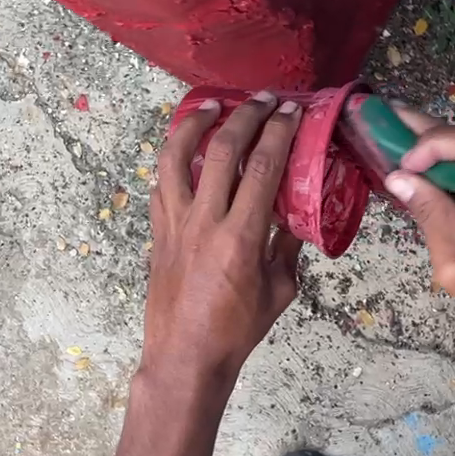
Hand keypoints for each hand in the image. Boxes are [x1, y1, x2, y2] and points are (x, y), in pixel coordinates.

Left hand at [140, 91, 304, 385]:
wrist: (185, 355)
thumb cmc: (237, 329)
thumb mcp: (280, 290)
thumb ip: (287, 247)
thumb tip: (296, 217)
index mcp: (240, 236)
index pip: (263, 167)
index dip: (279, 132)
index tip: (291, 111)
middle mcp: (204, 220)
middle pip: (222, 150)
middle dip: (246, 116)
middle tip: (264, 100)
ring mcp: (175, 223)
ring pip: (176, 156)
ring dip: (194, 123)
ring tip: (211, 105)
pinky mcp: (158, 231)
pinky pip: (161, 183)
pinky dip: (173, 159)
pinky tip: (184, 150)